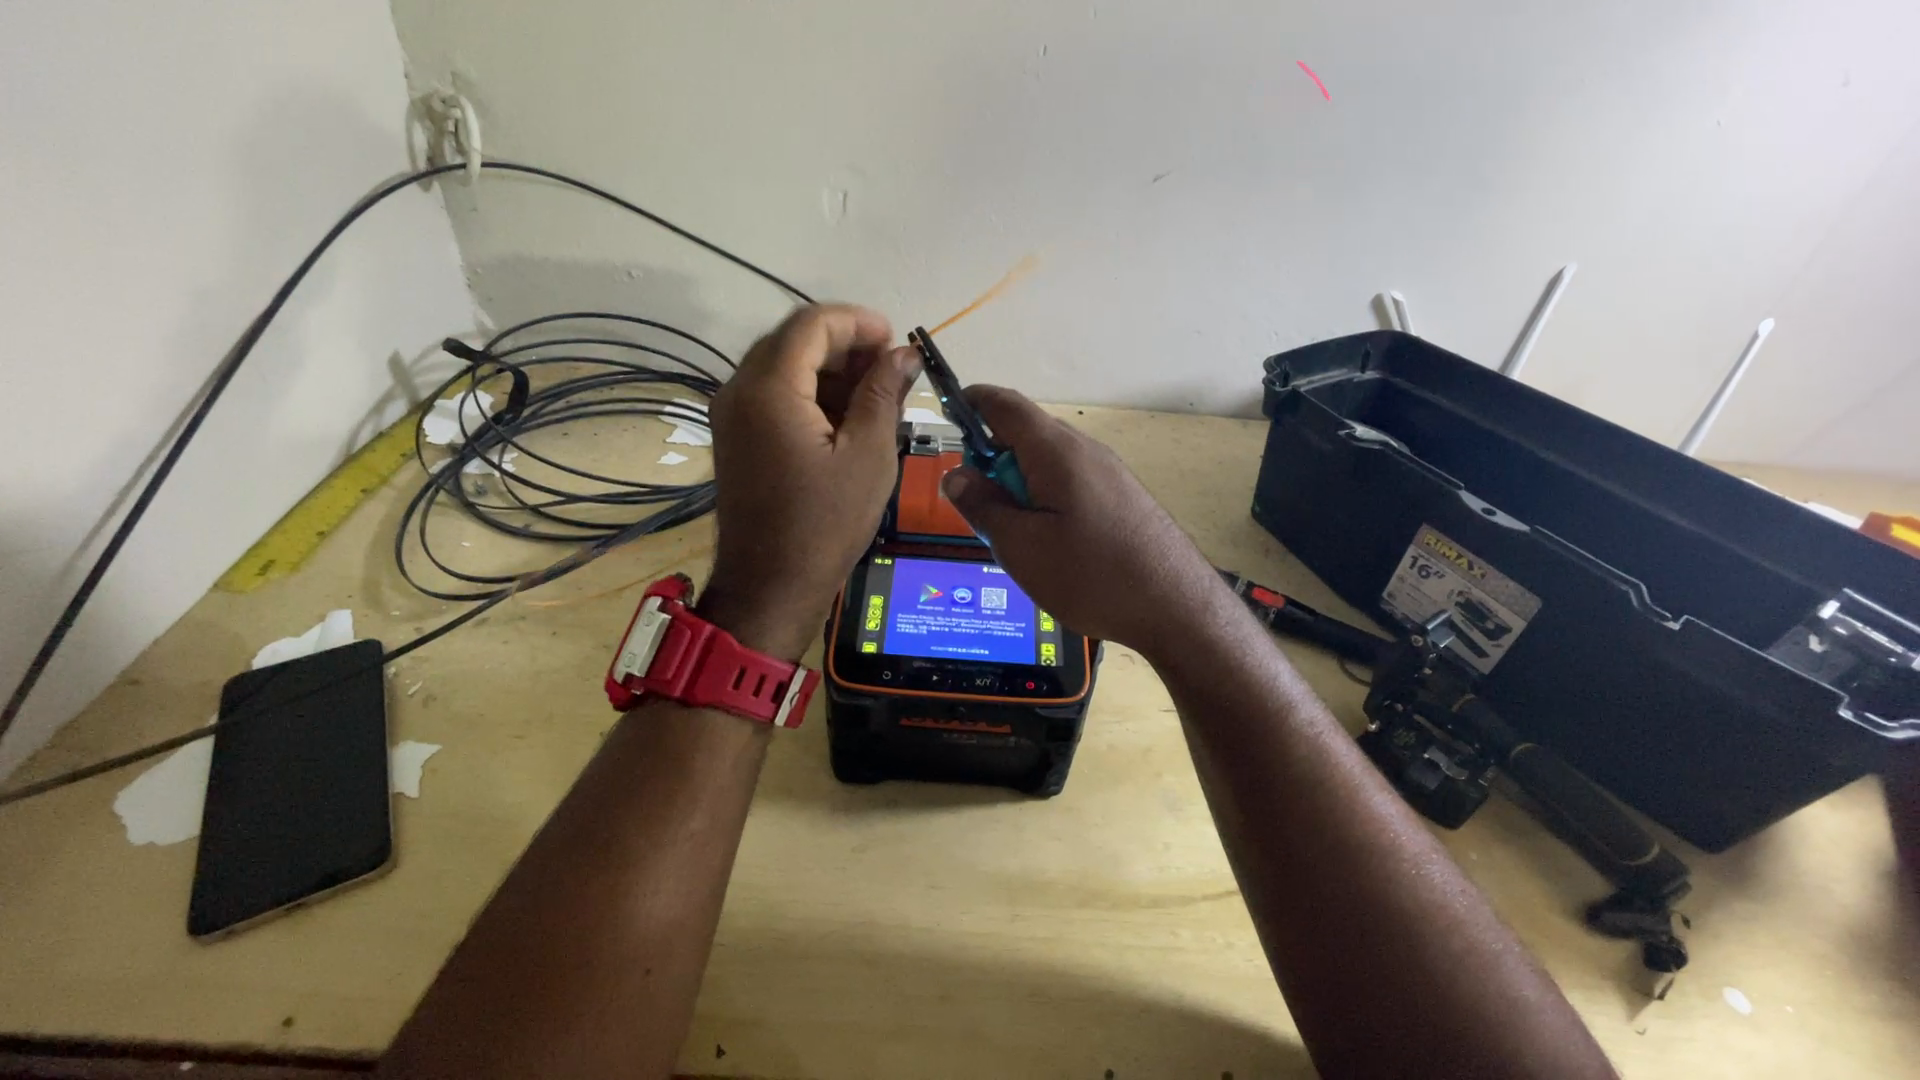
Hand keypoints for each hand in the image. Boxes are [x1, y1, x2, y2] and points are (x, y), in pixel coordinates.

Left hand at [701, 305, 919, 658]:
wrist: (770, 586)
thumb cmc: (826, 524)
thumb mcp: (868, 456)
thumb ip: (883, 394)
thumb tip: (903, 354)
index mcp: (769, 390)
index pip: (812, 324)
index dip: (858, 322)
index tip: (896, 342)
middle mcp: (739, 391)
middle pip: (794, 340)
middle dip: (845, 346)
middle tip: (891, 372)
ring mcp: (731, 415)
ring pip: (783, 366)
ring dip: (829, 371)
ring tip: (876, 398)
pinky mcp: (735, 437)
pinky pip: (773, 395)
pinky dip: (810, 394)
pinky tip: (846, 420)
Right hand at [939, 386, 1219, 658]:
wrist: (1176, 607)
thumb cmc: (1091, 575)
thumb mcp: (1021, 547)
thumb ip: (983, 506)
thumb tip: (956, 474)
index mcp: (1055, 451)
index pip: (1004, 404)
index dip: (969, 403)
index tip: (944, 419)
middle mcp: (1085, 450)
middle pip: (1025, 434)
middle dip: (991, 459)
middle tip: (977, 506)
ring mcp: (1108, 473)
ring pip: (1047, 462)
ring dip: (1018, 485)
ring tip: (1012, 533)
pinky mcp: (1121, 498)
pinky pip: (1069, 483)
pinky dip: (1044, 499)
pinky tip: (1048, 543)